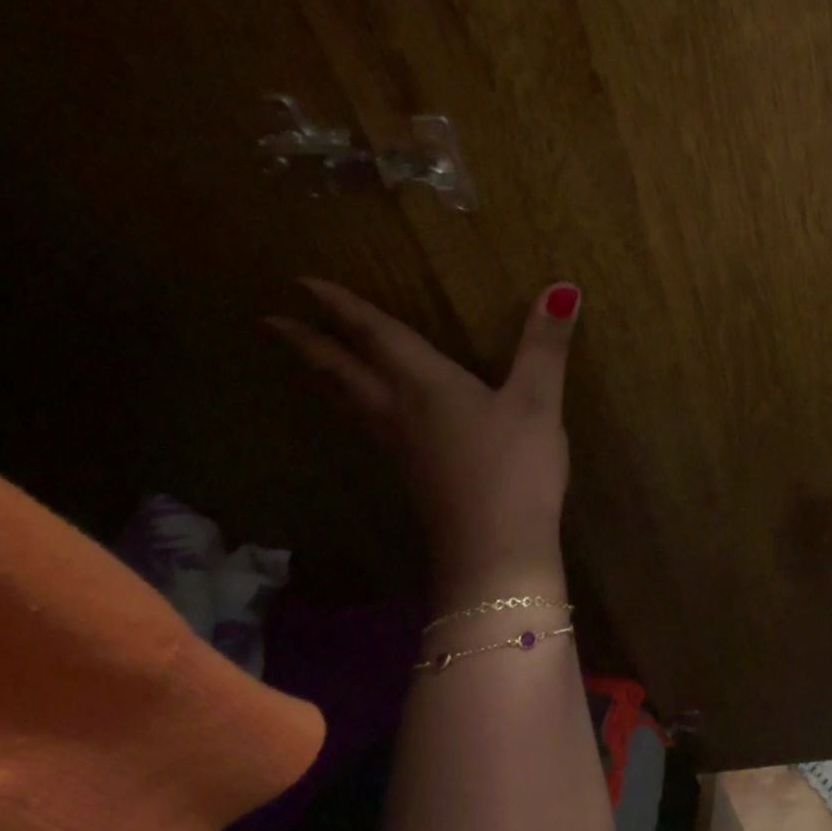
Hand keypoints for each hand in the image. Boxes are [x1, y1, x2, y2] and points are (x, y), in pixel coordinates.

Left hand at [267, 278, 581, 594]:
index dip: (343, 308)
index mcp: (425, 385)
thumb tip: (562, 287)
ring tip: (306, 364)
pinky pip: (367, 427)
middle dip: (309, 344)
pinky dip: (351, 407)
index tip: (301, 283)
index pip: (377, 337)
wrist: (494, 547)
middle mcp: (399, 412)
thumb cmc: (514, 466)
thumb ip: (545, 345)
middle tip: (270, 322)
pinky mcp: (411, 475)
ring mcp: (400, 448)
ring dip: (324, 377)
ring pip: (349, 403)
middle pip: (344, 372)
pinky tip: (366, 417)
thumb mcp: (537, 399)